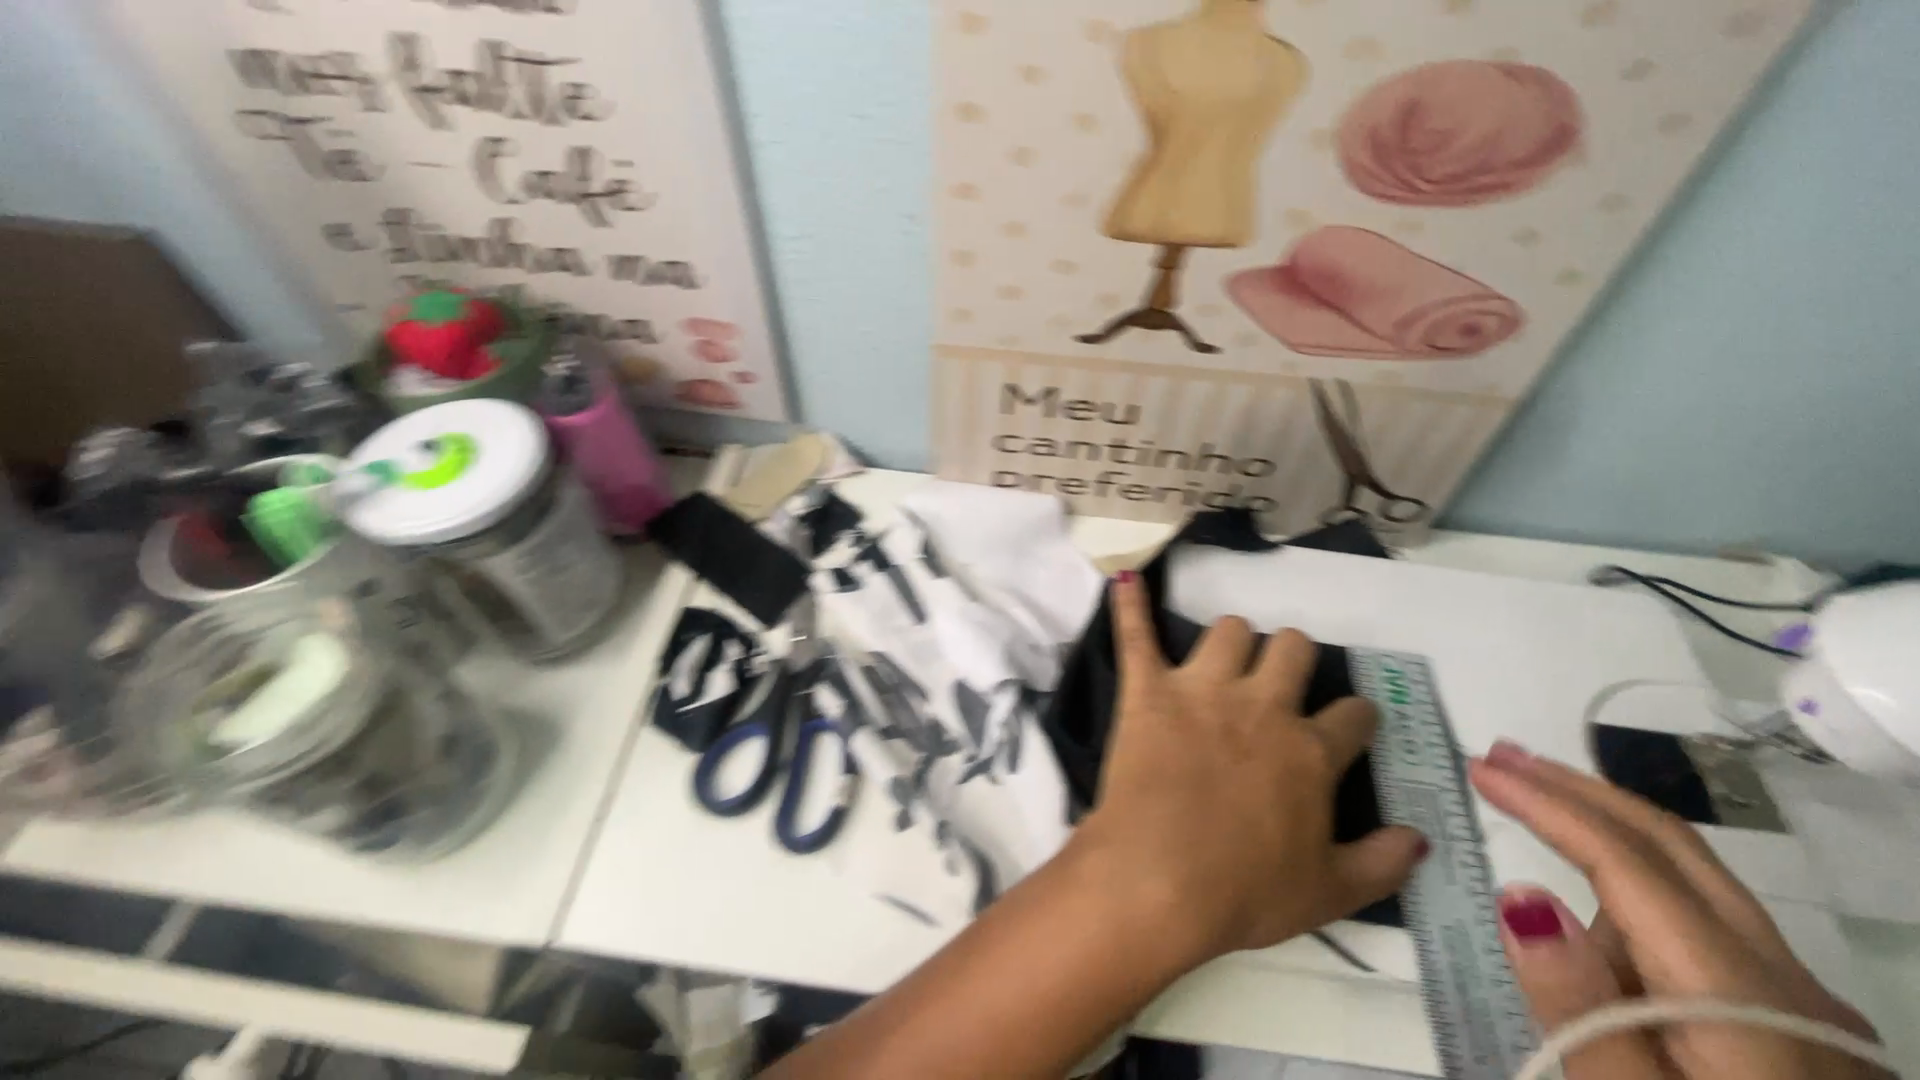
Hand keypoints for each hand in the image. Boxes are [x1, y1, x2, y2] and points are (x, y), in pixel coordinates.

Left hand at [1071, 574, 1426, 964]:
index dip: (1355, 719)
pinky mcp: (1148, 690)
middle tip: (1279, 684)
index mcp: (1310, 752)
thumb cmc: (1243, 892)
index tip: (1350, 726)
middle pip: (1292, 648)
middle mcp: (1262, 706)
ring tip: (1223, 663)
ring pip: (1229, 630)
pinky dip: (1130, 606)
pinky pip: (1138, 635)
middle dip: (1292, 659)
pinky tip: (1127, 581)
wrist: (1157, 880)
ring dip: (1231, 642)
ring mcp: (1201, 690)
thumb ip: (1381, 863)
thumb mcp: (1329, 893)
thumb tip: (1419, 839)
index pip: (1352, 715)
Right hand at [1472, 741, 1888, 1079]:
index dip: (1549, 803)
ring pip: (1688, 886)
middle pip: (1673, 846)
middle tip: (1502, 756)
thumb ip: (1578, 1010)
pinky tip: (1596, 954)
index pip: (1629, 861)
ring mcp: (1795, 1001)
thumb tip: (1521, 897)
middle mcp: (1779, 977)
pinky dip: (1632, 902)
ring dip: (1602, 845)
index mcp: (1737, 992)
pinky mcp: (1789, 1026)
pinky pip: (1698, 931)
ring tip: (1530, 883)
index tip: (1479, 767)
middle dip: (1580, 789)